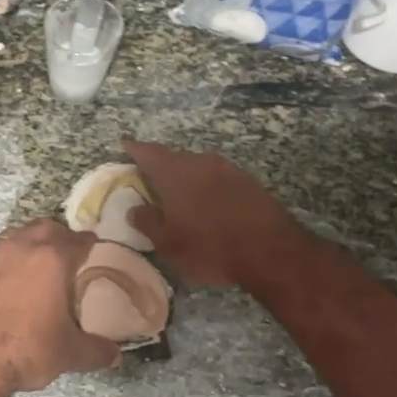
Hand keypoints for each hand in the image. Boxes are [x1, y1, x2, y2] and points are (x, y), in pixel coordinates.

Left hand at [0, 219, 119, 392]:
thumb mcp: (70, 353)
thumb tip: (115, 355)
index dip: (88, 242)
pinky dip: (11, 259)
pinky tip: (13, 279)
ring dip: (32, 242)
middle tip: (69, 250)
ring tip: (41, 262)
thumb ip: (97, 350)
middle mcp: (22, 248)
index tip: (92, 244)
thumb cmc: (28, 349)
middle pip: (46, 228)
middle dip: (60, 235)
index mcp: (52, 259)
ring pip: (19, 236)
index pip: (77, 240)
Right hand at [124, 139, 306, 287]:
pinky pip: (218, 178)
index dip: (135, 149)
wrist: (271, 251)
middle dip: (160, 166)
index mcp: (175, 172)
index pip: (148, 152)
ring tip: (178, 194)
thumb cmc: (210, 246)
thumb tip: (134, 209)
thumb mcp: (168, 243)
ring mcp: (228, 170)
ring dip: (186, 177)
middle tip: (149, 178)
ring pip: (198, 167)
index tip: (125, 146)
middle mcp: (200, 162)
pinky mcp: (248, 182)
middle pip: (174, 158)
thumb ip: (147, 222)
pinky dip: (206, 186)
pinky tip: (206, 204)